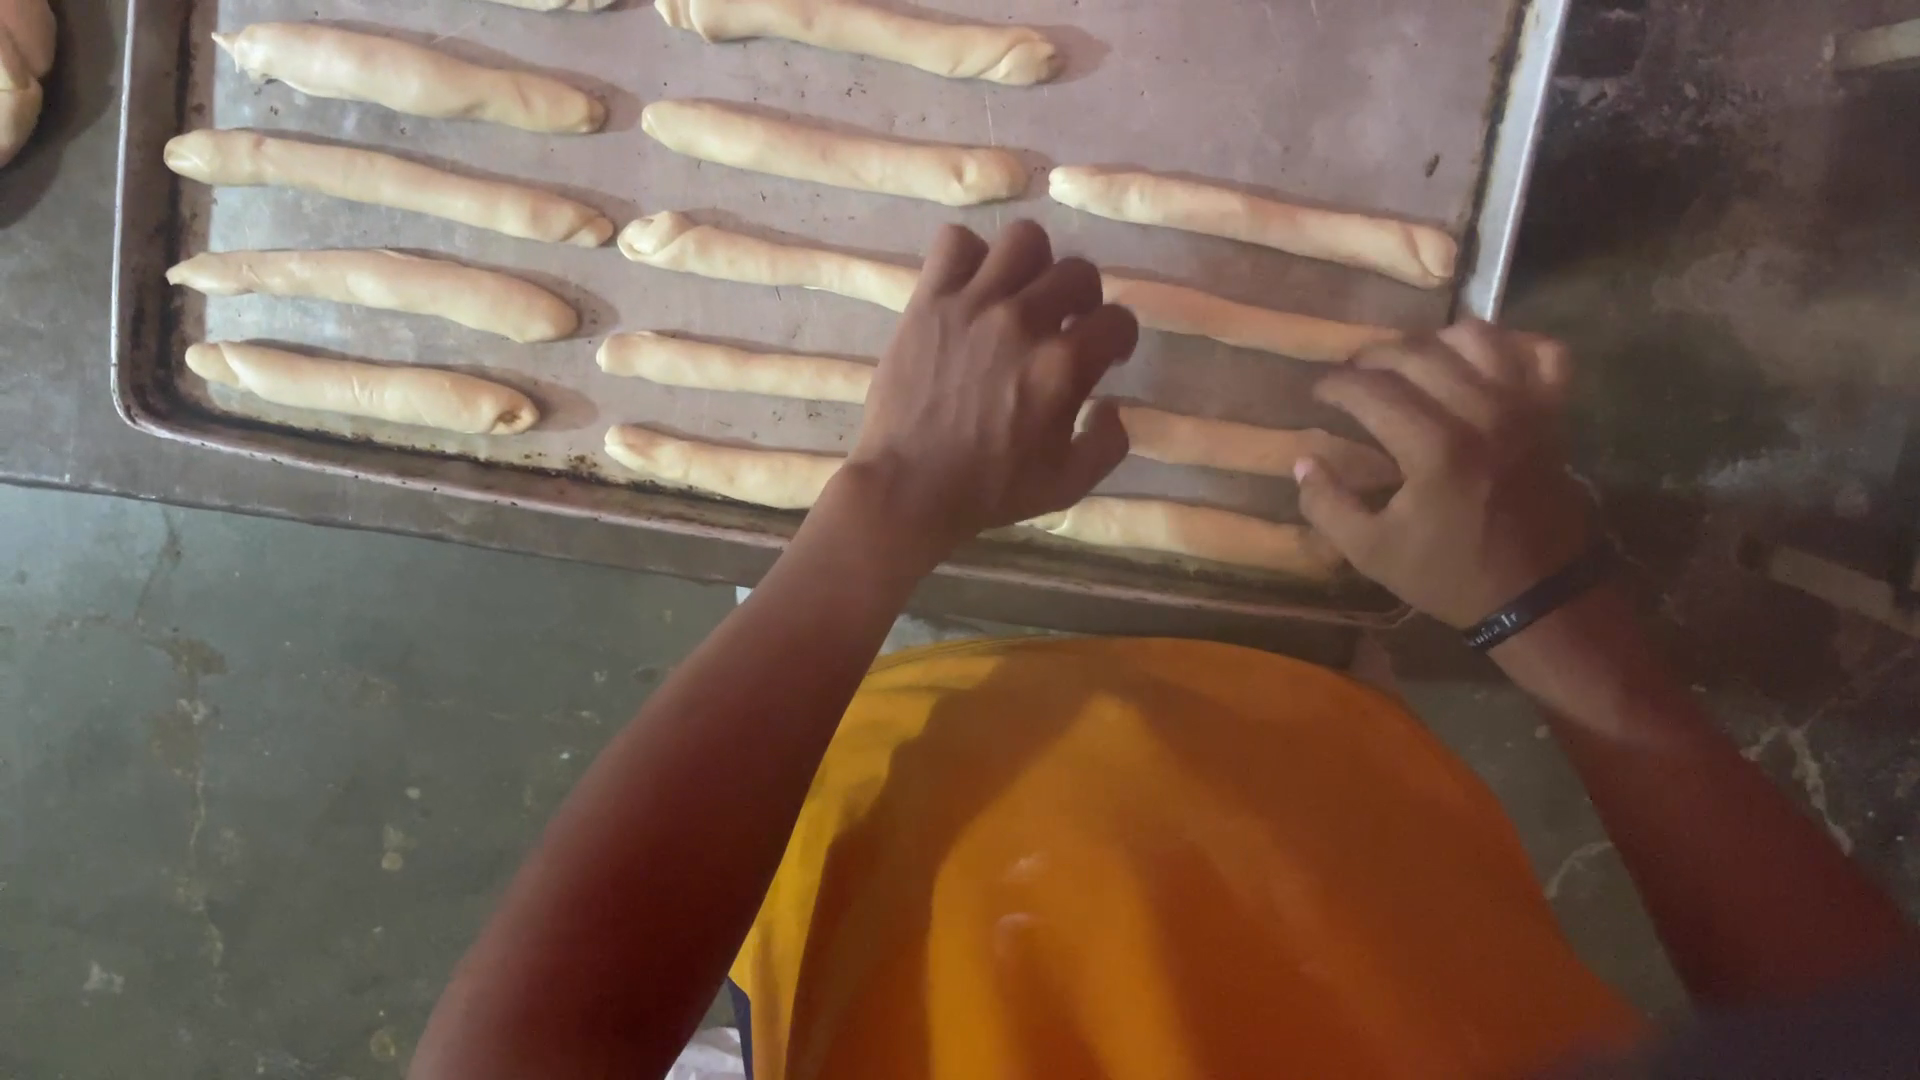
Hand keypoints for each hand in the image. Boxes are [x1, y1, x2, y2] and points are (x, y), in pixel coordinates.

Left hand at [840, 220, 1138, 557]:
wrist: (910, 487)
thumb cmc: (990, 491)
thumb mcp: (1068, 485)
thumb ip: (1108, 443)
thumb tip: (1111, 404)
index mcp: (1063, 366)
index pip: (1117, 320)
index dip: (1118, 338)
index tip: (1105, 354)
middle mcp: (1024, 322)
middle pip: (1077, 272)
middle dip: (1083, 299)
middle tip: (1065, 324)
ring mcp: (973, 305)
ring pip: (1023, 240)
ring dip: (1033, 266)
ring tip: (1020, 296)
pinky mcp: (930, 302)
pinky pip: (955, 243)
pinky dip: (968, 258)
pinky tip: (970, 290)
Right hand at [1295, 320, 1593, 627]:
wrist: (1541, 593)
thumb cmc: (1451, 573)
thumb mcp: (1370, 552)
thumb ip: (1327, 505)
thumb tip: (1303, 463)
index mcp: (1433, 449)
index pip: (1373, 391)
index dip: (1336, 385)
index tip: (1317, 392)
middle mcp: (1482, 413)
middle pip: (1419, 352)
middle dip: (1374, 355)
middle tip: (1351, 372)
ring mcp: (1525, 407)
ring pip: (1477, 338)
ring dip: (1434, 340)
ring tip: (1408, 361)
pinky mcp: (1554, 412)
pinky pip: (1540, 351)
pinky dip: (1508, 344)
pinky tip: (1478, 360)